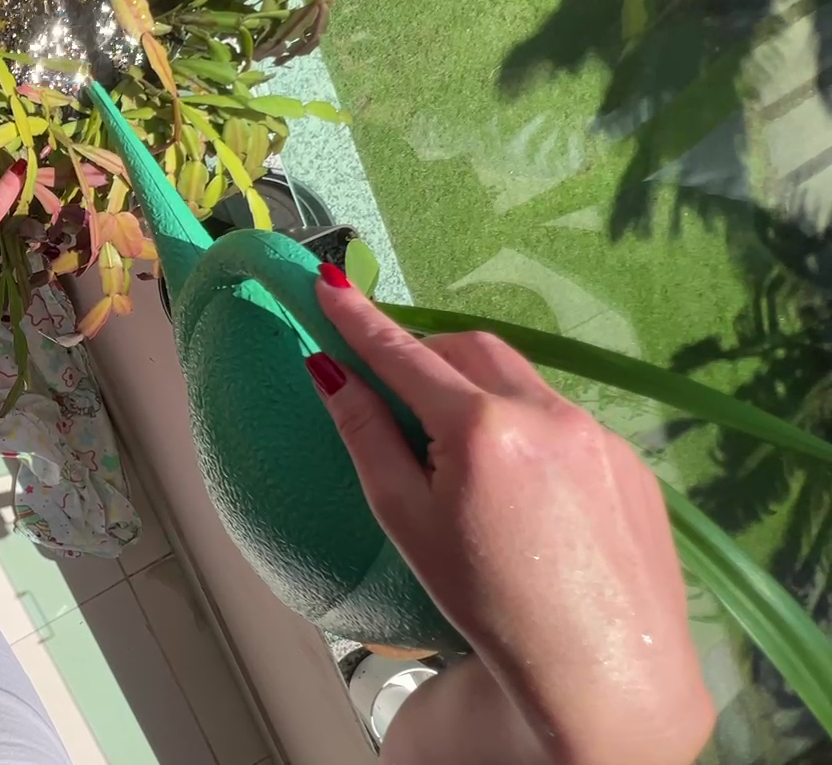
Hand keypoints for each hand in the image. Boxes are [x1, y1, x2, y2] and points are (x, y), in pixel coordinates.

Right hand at [305, 266, 712, 764]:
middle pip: (467, 346)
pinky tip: (515, 480)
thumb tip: (326, 368)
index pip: (401, 353)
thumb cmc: (479, 593)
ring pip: (515, 374)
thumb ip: (362, 429)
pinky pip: (555, 411)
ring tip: (455, 444)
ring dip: (470, 383)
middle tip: (395, 394)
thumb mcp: (400, 511)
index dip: (358, 316)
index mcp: (481, 427)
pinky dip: (515, 416)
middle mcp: (547, 413)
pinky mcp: (629, 459)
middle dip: (423, 353)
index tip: (327, 280)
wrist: (603, 675)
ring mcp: (598, 433)